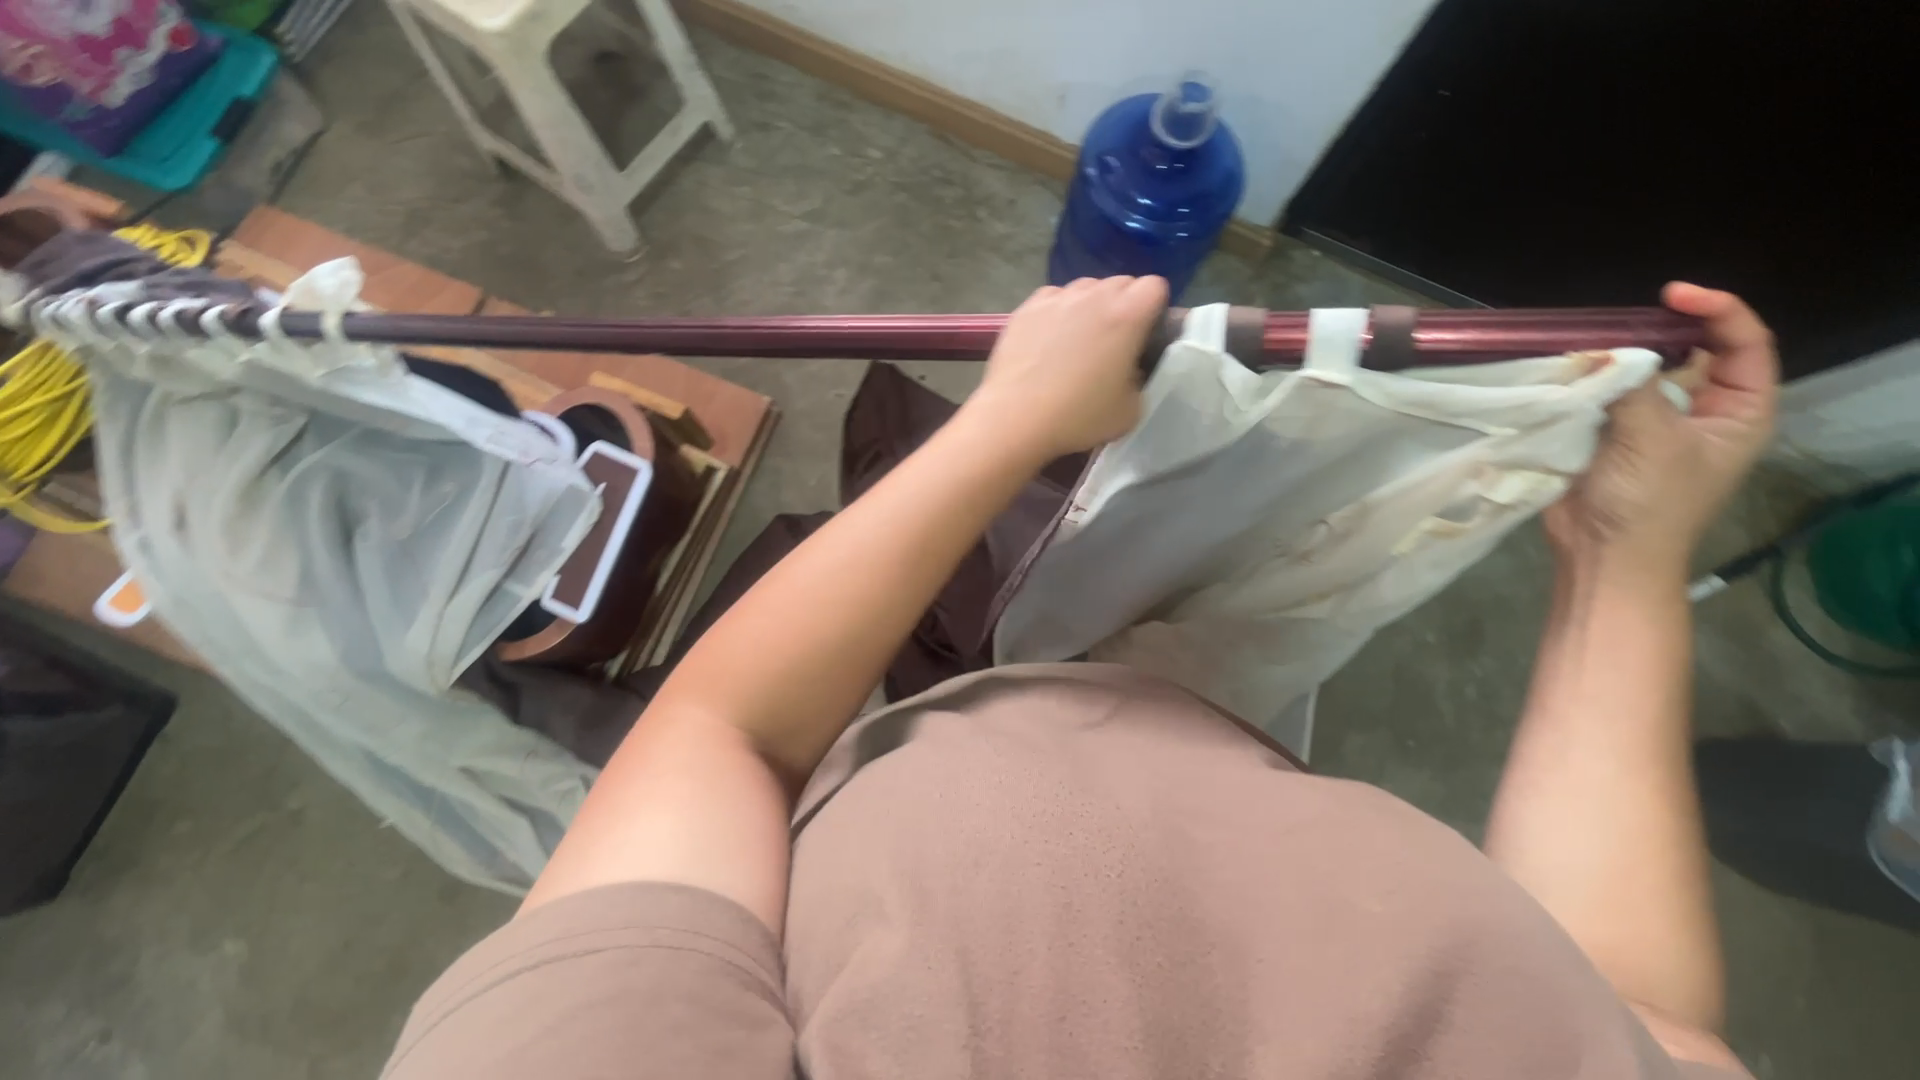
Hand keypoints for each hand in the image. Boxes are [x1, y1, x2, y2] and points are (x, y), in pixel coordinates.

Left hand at [963, 276, 1167, 458]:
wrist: (1016, 419)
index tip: (1144, 335)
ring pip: (1085, 288)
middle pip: (1120, 283)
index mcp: (1127, 315)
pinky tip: (1049, 339)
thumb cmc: (1079, 417)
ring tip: (1078, 340)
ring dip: (1090, 306)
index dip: (1154, 309)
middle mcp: (1093, 296)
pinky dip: (1058, 311)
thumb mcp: (1131, 409)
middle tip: (1113, 342)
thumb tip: (1130, 367)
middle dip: (1123, 305)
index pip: (1155, 286)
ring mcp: (1056, 298)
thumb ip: (1140, 377)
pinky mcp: (1026, 308)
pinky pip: (1053, 298)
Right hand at [1543, 283, 1778, 577]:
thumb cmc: (1647, 502)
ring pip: (1643, 375)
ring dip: (1618, 360)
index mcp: (1738, 412)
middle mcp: (1701, 412)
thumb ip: (1635, 387)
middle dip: (1660, 333)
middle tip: (1621, 321)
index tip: (1672, 296)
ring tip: (1588, 345)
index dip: (1717, 312)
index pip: (1745, 345)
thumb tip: (1609, 352)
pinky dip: (1589, 384)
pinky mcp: (1610, 437)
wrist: (1603, 553)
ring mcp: (1653, 425)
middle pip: (1692, 353)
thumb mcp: (1652, 439)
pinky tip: (1569, 374)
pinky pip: (1605, 398)